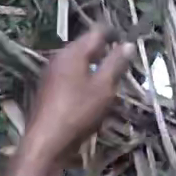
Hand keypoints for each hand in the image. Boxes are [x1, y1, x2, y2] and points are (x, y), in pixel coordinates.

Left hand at [19, 25, 131, 168]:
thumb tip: (128, 43)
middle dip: (105, 50)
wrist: (45, 143)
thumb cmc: (77, 112)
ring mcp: (51, 74)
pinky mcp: (48, 90)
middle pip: (86, 46)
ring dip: (95, 66)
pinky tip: (92, 93)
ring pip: (78, 62)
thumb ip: (116, 63)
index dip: (114, 34)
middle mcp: (59, 58)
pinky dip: (84, 78)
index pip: (96, 32)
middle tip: (124, 60)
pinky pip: (71, 75)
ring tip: (112, 77)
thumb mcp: (103, 87)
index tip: (130, 40)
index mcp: (72, 52)